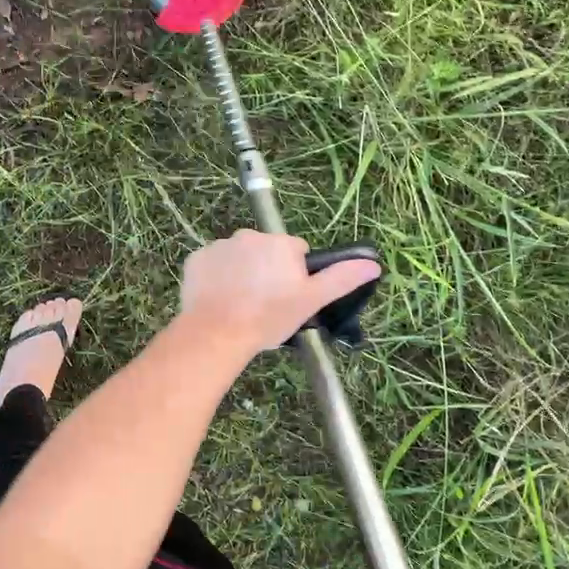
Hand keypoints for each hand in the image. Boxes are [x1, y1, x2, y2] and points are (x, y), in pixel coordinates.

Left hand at [179, 230, 380, 351]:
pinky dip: (217, 278)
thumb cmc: (268, 317)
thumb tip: (373, 263)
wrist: (216, 331)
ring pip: (238, 257)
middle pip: (265, 252)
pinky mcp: (195, 259)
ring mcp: (218, 246)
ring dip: (242, 273)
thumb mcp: (310, 300)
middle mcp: (248, 236)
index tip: (288, 296)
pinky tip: (219, 300)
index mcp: (279, 243)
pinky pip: (212, 265)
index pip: (295, 251)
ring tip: (241, 305)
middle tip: (265, 303)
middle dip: (268, 271)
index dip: (295, 275)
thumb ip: (341, 278)